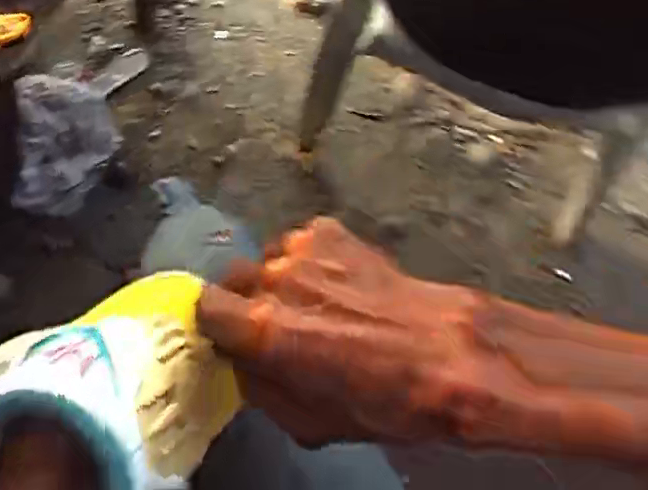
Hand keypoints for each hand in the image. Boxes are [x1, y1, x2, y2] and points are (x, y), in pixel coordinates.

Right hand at [196, 217, 518, 446]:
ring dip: (280, 278)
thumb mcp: (308, 421)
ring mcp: (299, 245)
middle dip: (246, 299)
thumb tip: (238, 361)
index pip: (205, 305)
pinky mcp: (325, 227)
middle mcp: (273, 277)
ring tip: (318, 300)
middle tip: (277, 321)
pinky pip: (299, 243)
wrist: (442, 352)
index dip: (215, 321)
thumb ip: (258, 386)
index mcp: (262, 327)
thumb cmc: (380, 400)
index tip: (229, 333)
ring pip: (268, 259)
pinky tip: (340, 281)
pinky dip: (309, 260)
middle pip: (233, 277)